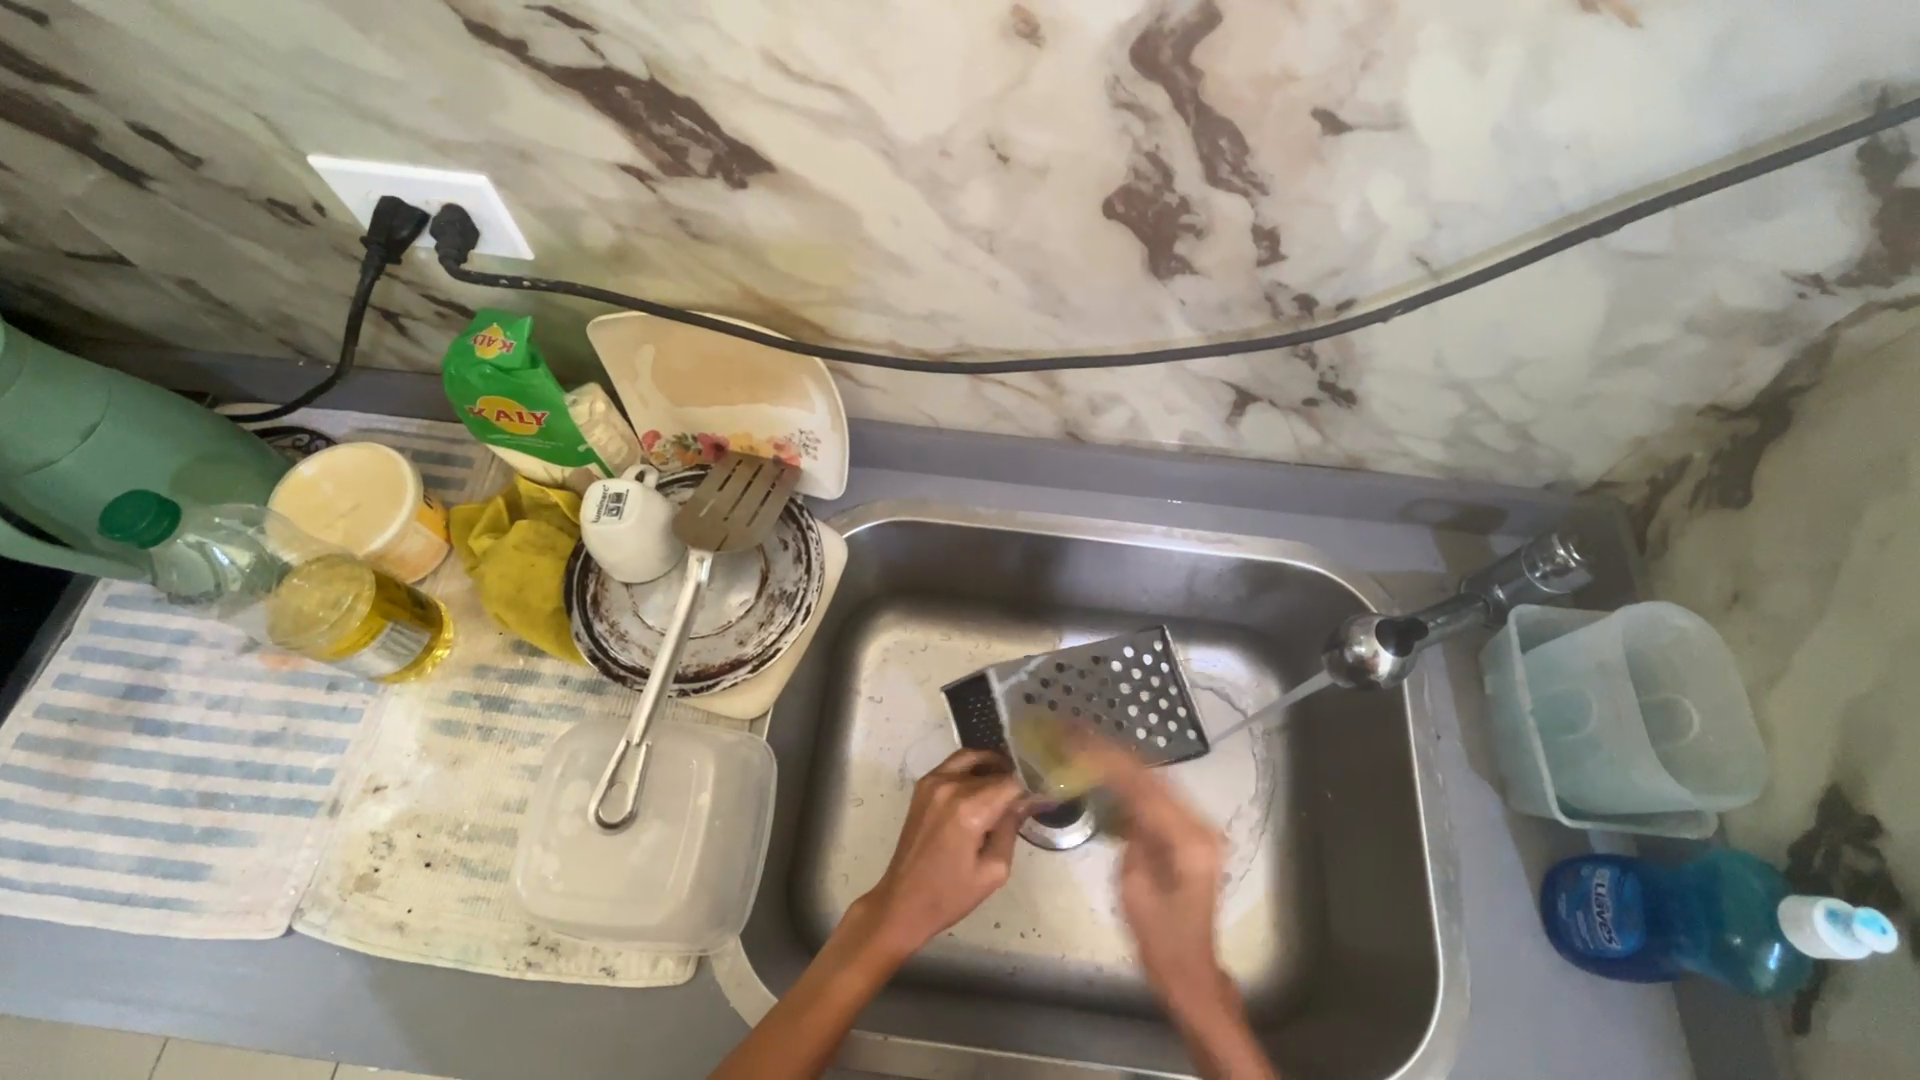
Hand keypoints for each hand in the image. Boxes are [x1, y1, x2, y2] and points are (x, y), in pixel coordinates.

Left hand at [852, 748, 1029, 959]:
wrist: (903, 900)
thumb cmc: (951, 894)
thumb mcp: (994, 869)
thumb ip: (1011, 828)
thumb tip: (1027, 801)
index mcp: (969, 809)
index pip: (1011, 782)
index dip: (1029, 789)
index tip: (1041, 799)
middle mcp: (950, 786)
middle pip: (993, 769)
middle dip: (1012, 781)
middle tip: (1026, 799)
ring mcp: (933, 782)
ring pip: (973, 758)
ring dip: (992, 768)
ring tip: (1006, 787)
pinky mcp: (923, 786)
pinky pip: (954, 765)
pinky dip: (972, 768)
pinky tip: (982, 788)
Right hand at [1073, 733, 1229, 1004]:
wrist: (1189, 968)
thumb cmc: (1157, 938)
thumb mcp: (1132, 885)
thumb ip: (1131, 836)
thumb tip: (1120, 801)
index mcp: (1188, 841)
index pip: (1144, 787)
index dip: (1109, 759)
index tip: (1079, 738)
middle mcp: (1202, 827)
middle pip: (1154, 777)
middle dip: (1114, 753)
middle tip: (1078, 732)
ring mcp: (1202, 829)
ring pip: (1158, 783)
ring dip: (1123, 764)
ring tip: (1088, 743)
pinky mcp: (1194, 835)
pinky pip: (1161, 799)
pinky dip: (1134, 784)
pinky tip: (1109, 773)